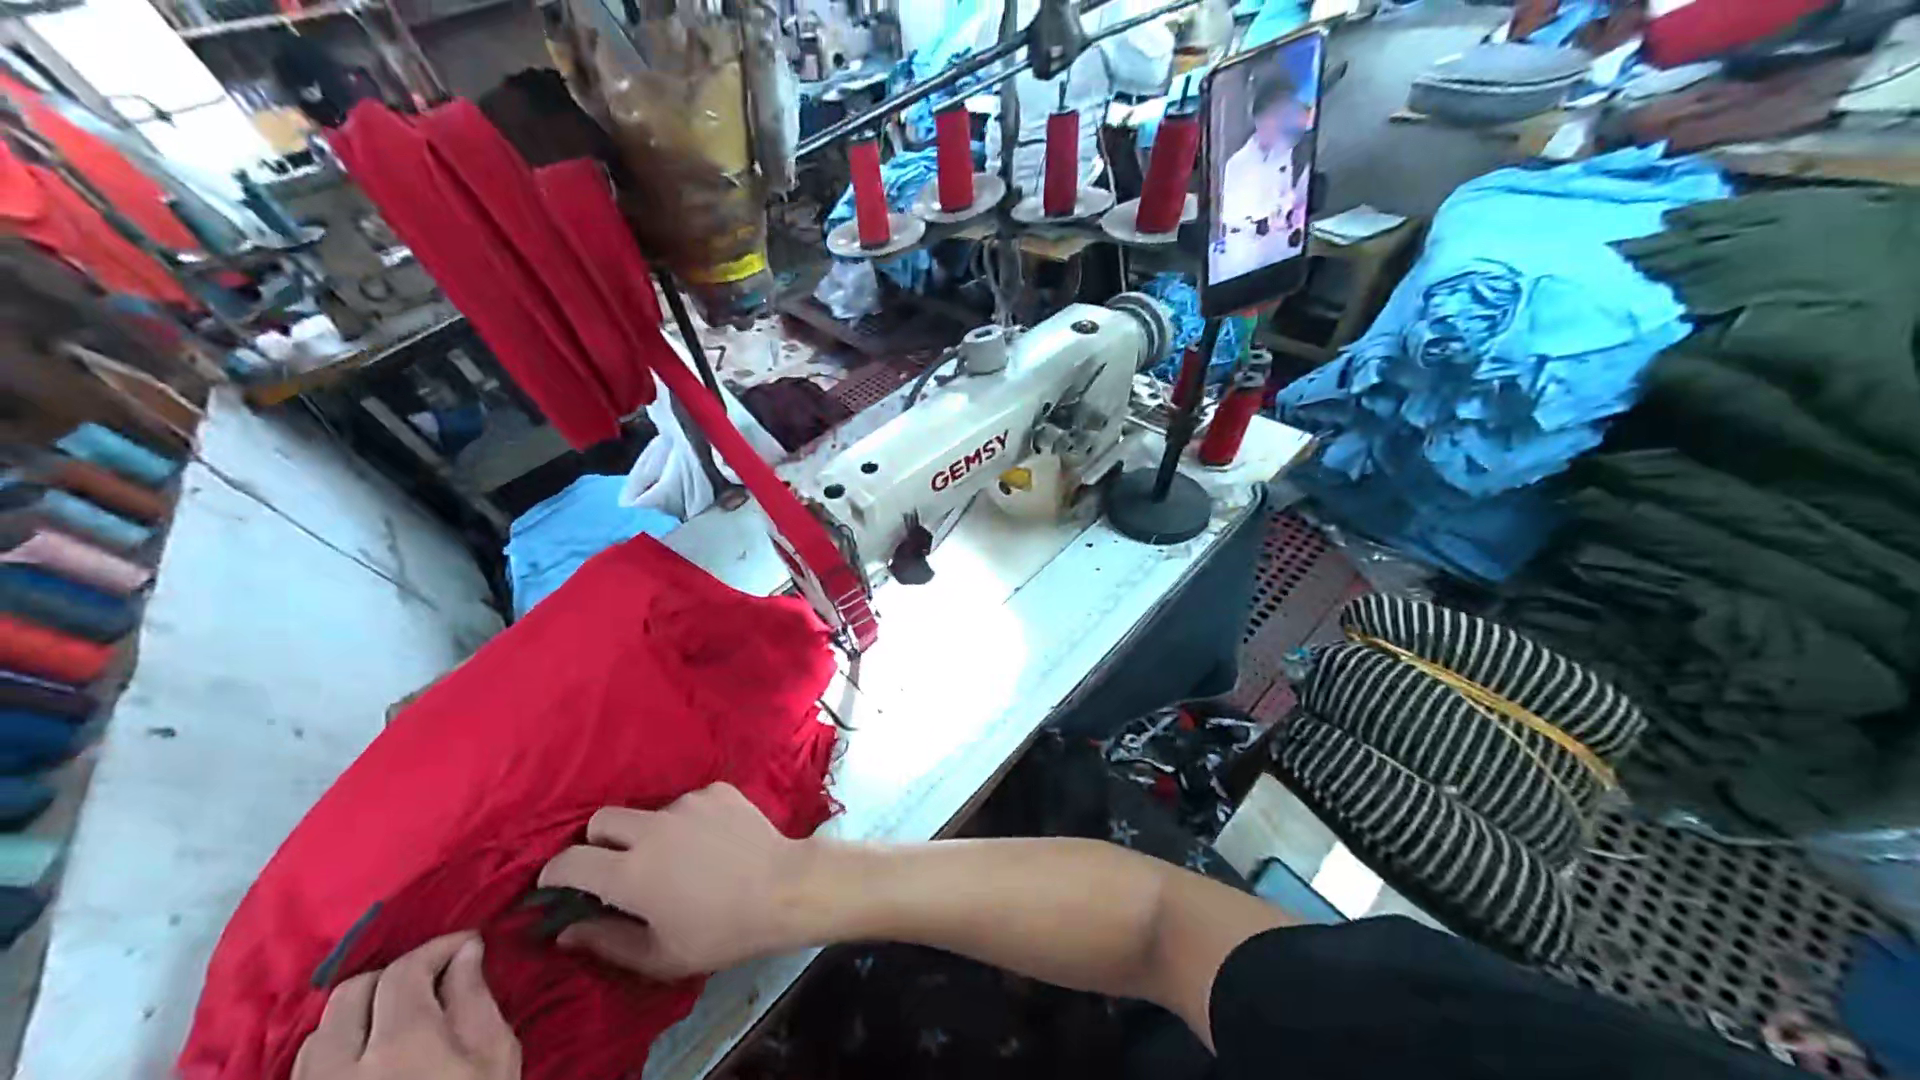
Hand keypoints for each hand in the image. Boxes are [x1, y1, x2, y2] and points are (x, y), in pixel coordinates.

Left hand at [292, 933, 519, 1079]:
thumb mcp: (494, 1056)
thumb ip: (474, 1000)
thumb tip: (466, 952)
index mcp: (401, 1044)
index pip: (404, 971)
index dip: (438, 948)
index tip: (466, 946)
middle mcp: (341, 1068)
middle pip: (351, 994)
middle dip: (393, 977)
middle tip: (430, 982)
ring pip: (317, 1035)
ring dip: (356, 1017)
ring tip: (394, 1020)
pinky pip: (303, 1072)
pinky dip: (334, 1052)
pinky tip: (365, 1058)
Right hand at [538, 783, 815, 979]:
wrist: (784, 889)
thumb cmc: (721, 931)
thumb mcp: (660, 954)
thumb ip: (606, 941)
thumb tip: (566, 931)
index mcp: (629, 871)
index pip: (570, 860)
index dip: (555, 872)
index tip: (557, 884)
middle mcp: (652, 827)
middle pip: (602, 819)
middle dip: (598, 841)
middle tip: (615, 865)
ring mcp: (687, 803)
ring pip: (650, 811)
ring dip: (650, 831)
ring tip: (679, 857)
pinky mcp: (718, 790)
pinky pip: (690, 802)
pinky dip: (690, 820)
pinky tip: (712, 841)